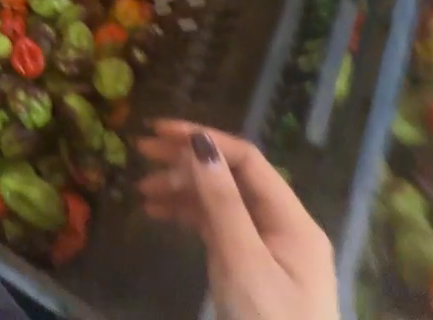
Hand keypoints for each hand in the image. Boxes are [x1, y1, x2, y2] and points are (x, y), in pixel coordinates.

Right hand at [137, 121, 337, 319]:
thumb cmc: (268, 318)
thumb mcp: (242, 260)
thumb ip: (223, 202)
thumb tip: (200, 143)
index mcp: (292, 220)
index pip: (246, 160)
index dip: (202, 138)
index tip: (156, 131)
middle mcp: (281, 225)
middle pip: (230, 175)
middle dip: (185, 160)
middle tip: (140, 151)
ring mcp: (265, 244)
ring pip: (218, 199)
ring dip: (180, 188)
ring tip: (142, 190)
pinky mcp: (249, 260)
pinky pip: (214, 223)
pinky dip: (185, 212)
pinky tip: (156, 212)